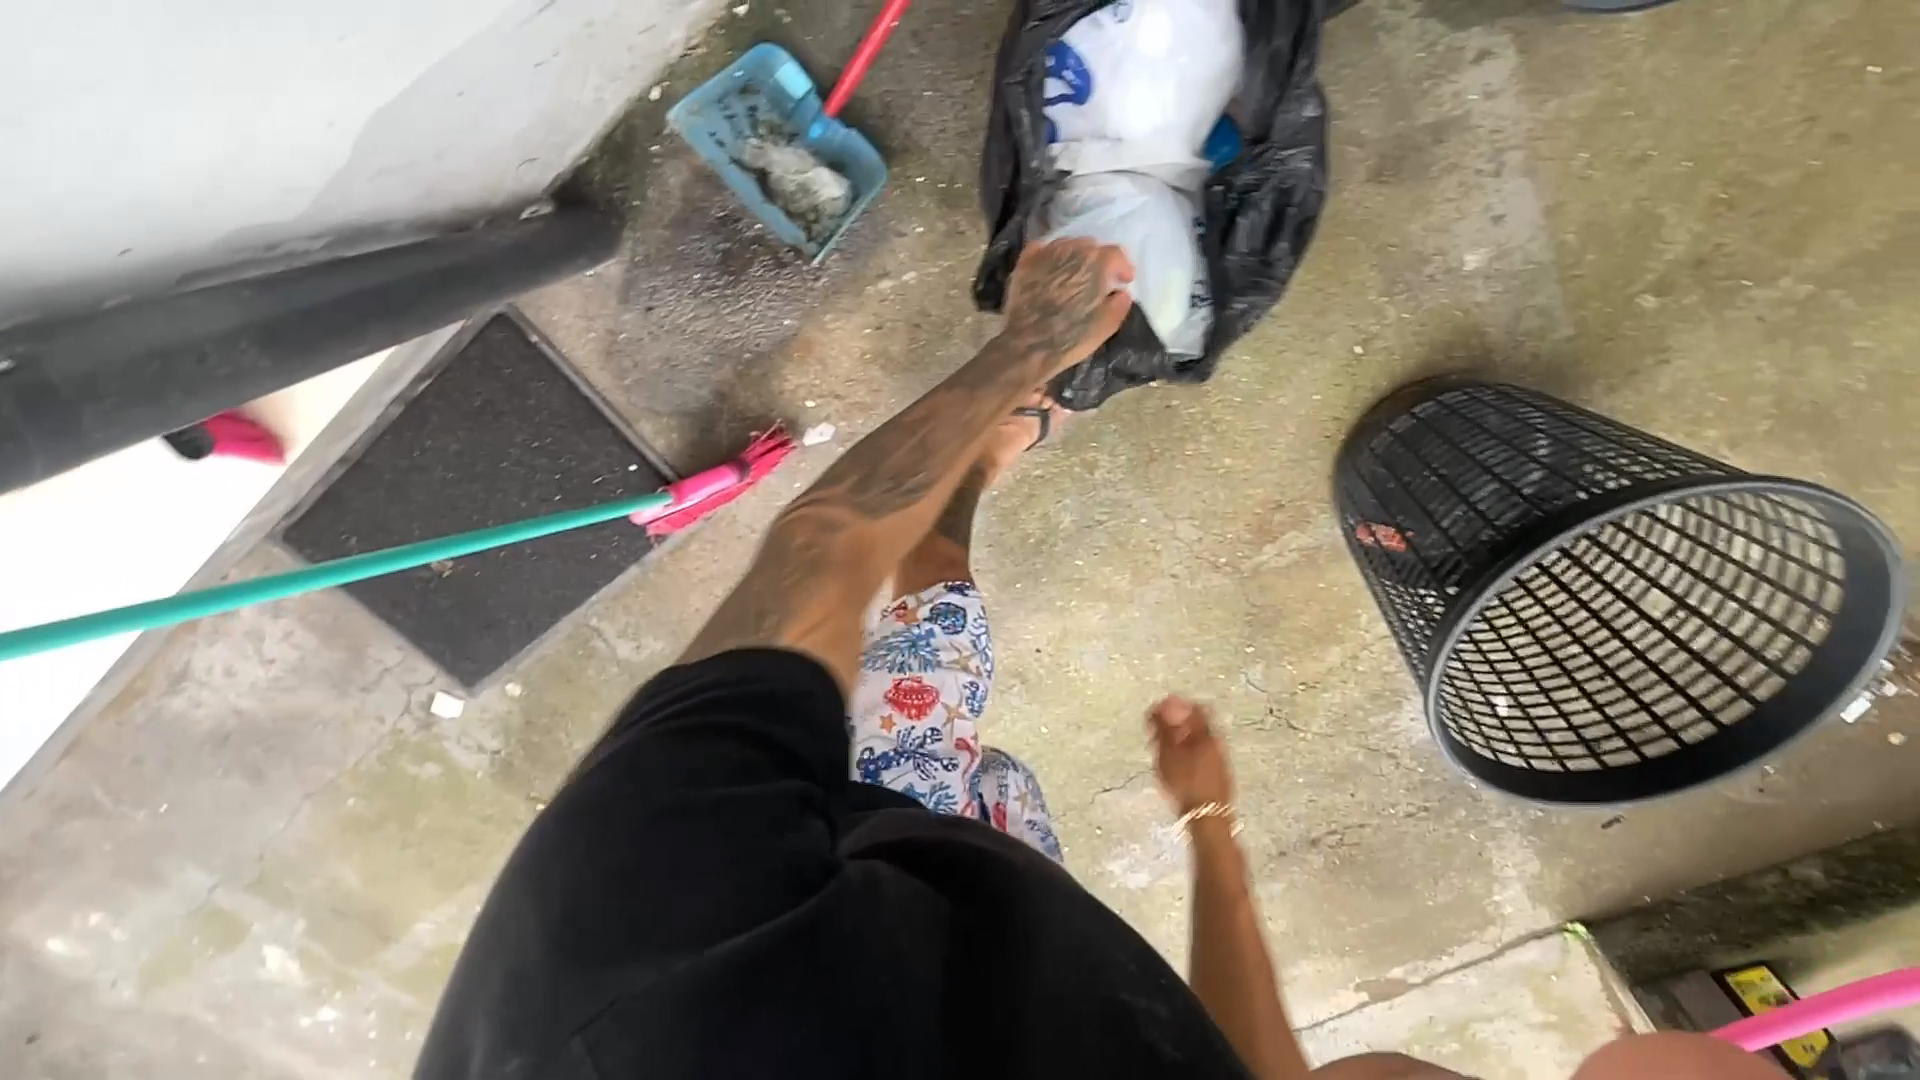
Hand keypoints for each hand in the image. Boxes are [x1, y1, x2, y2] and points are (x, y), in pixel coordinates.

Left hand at [1000, 237, 1135, 373]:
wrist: (1027, 346)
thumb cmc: (1070, 338)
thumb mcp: (1106, 326)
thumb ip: (1120, 304)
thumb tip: (1121, 293)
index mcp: (1097, 263)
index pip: (1116, 254)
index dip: (1123, 267)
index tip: (1124, 280)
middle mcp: (1073, 250)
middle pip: (1092, 247)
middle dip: (1099, 262)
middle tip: (1098, 279)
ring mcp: (1047, 253)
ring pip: (1068, 245)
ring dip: (1076, 256)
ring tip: (1075, 274)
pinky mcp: (1026, 262)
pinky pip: (1043, 248)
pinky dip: (1051, 254)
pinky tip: (1052, 268)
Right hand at [1148, 696, 1233, 814]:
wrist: (1207, 816)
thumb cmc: (1186, 783)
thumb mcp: (1168, 752)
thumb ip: (1164, 727)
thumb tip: (1162, 704)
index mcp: (1208, 733)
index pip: (1193, 707)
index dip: (1174, 706)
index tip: (1158, 712)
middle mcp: (1218, 743)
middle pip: (1197, 723)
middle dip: (1176, 724)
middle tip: (1157, 732)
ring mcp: (1220, 759)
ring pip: (1199, 739)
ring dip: (1180, 739)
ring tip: (1163, 750)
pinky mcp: (1219, 774)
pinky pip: (1202, 753)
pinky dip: (1187, 752)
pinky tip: (1175, 765)